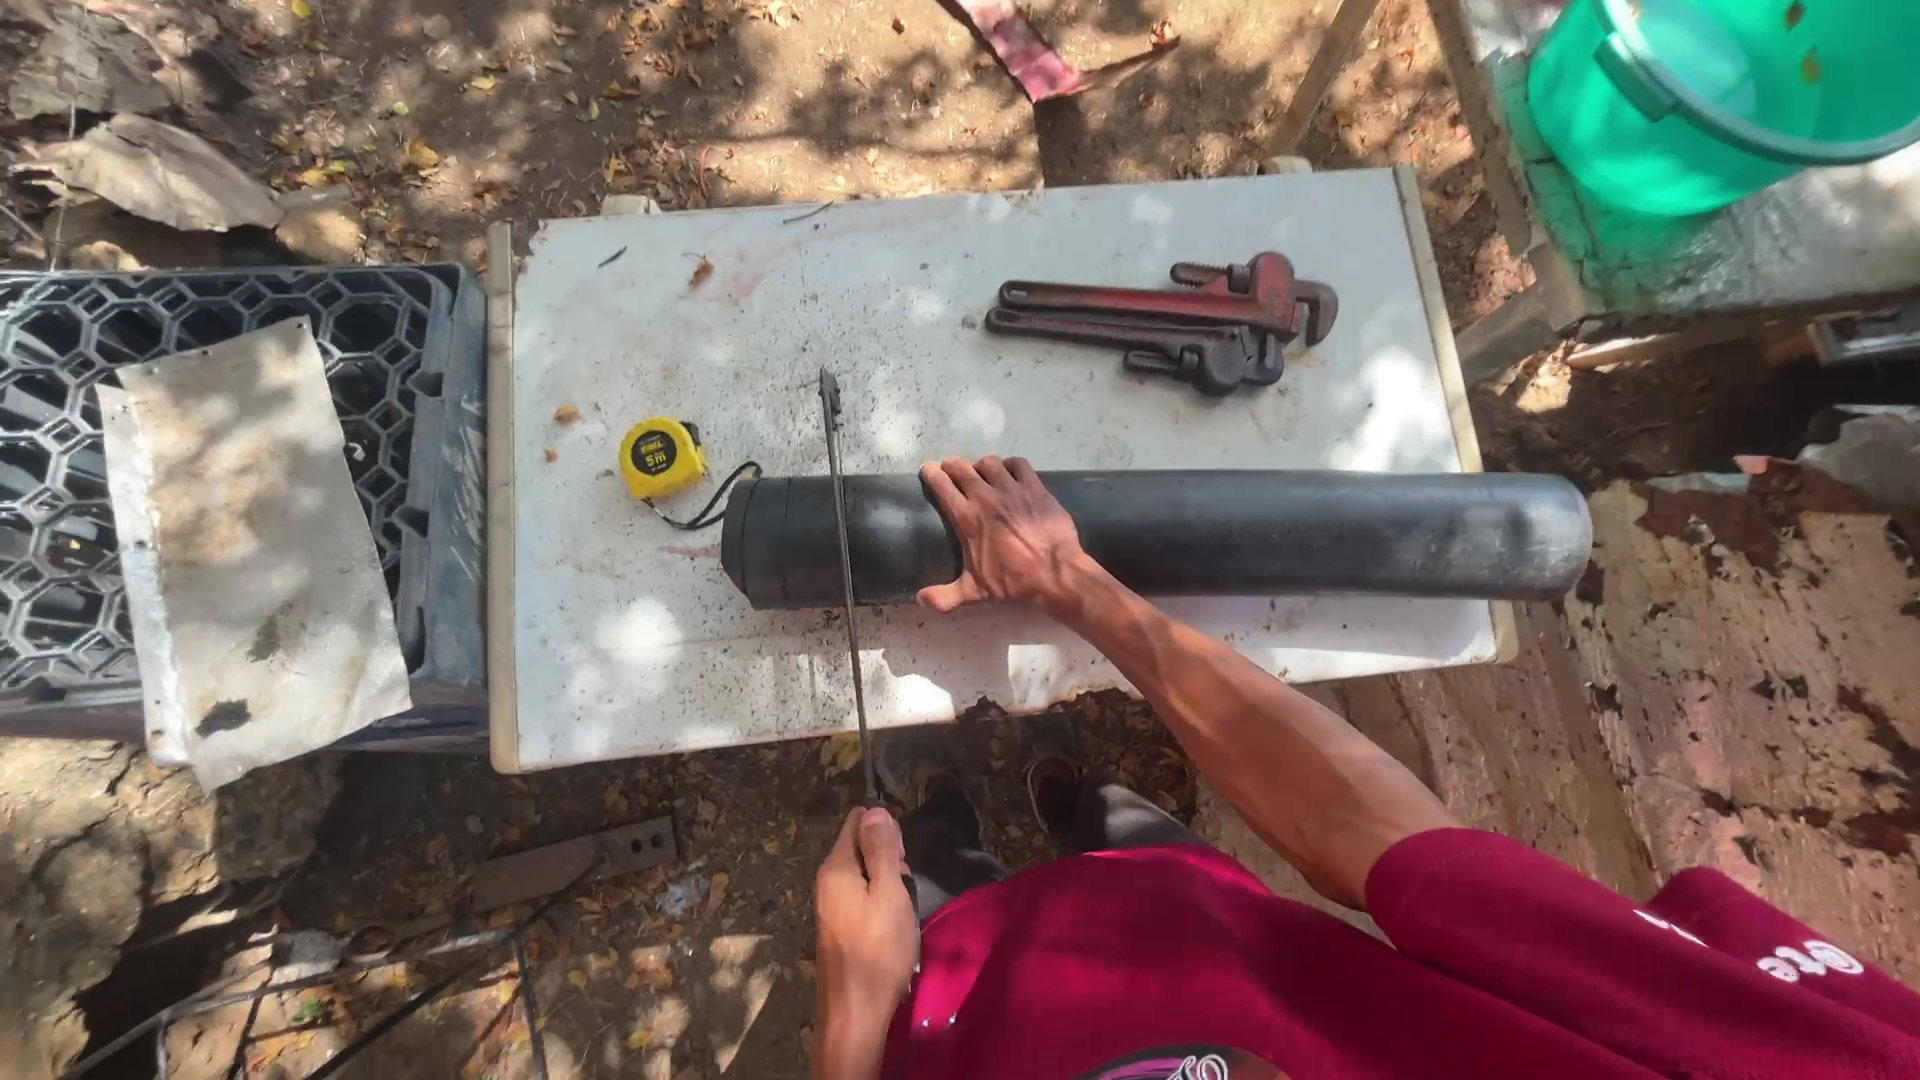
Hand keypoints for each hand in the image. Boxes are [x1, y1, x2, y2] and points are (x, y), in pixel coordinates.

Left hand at [814, 807, 917, 1077]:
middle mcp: (827, 879)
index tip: (902, 856)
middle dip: (887, 852)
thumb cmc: (877, 951)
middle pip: (859, 842)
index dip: (885, 827)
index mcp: (836, 866)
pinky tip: (891, 920)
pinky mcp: (838, 922)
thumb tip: (874, 808)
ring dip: (886, 877)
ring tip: (901, 905)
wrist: (855, 1014)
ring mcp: (830, 902)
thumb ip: (881, 849)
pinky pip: (860, 891)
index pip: (857, 819)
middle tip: (905, 882)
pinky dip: (878, 897)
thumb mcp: (888, 893)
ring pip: (863, 869)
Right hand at [917, 456, 1089, 612]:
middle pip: (962, 467)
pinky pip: (1019, 464)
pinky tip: (1010, 472)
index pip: (942, 485)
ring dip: (981, 466)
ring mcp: (1012, 489)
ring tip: (981, 473)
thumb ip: (945, 596)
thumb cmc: (1014, 581)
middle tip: (951, 469)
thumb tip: (921, 600)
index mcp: (967, 518)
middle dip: (952, 465)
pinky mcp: (1035, 487)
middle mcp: (986, 497)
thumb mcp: (975, 591)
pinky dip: (1011, 465)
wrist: (1055, 571)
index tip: (928, 470)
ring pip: (990, 463)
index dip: (932, 474)